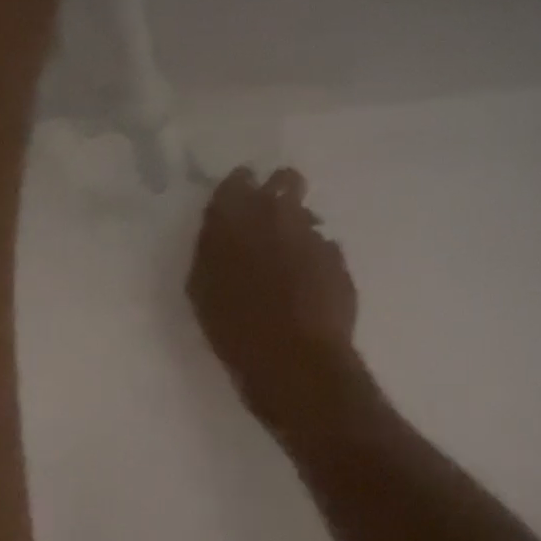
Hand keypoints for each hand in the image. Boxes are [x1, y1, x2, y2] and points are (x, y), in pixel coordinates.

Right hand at [188, 167, 363, 432]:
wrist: (292, 360)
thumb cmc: (233, 328)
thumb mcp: (202, 289)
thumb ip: (212, 252)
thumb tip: (223, 238)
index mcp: (235, 215)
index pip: (238, 181)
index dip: (237, 195)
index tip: (233, 215)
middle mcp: (278, 213)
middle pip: (284, 182)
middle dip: (277, 199)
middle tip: (265, 232)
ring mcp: (314, 235)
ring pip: (307, 218)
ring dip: (296, 234)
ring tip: (287, 271)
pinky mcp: (338, 260)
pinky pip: (323, 251)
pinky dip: (315, 265)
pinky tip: (306, 294)